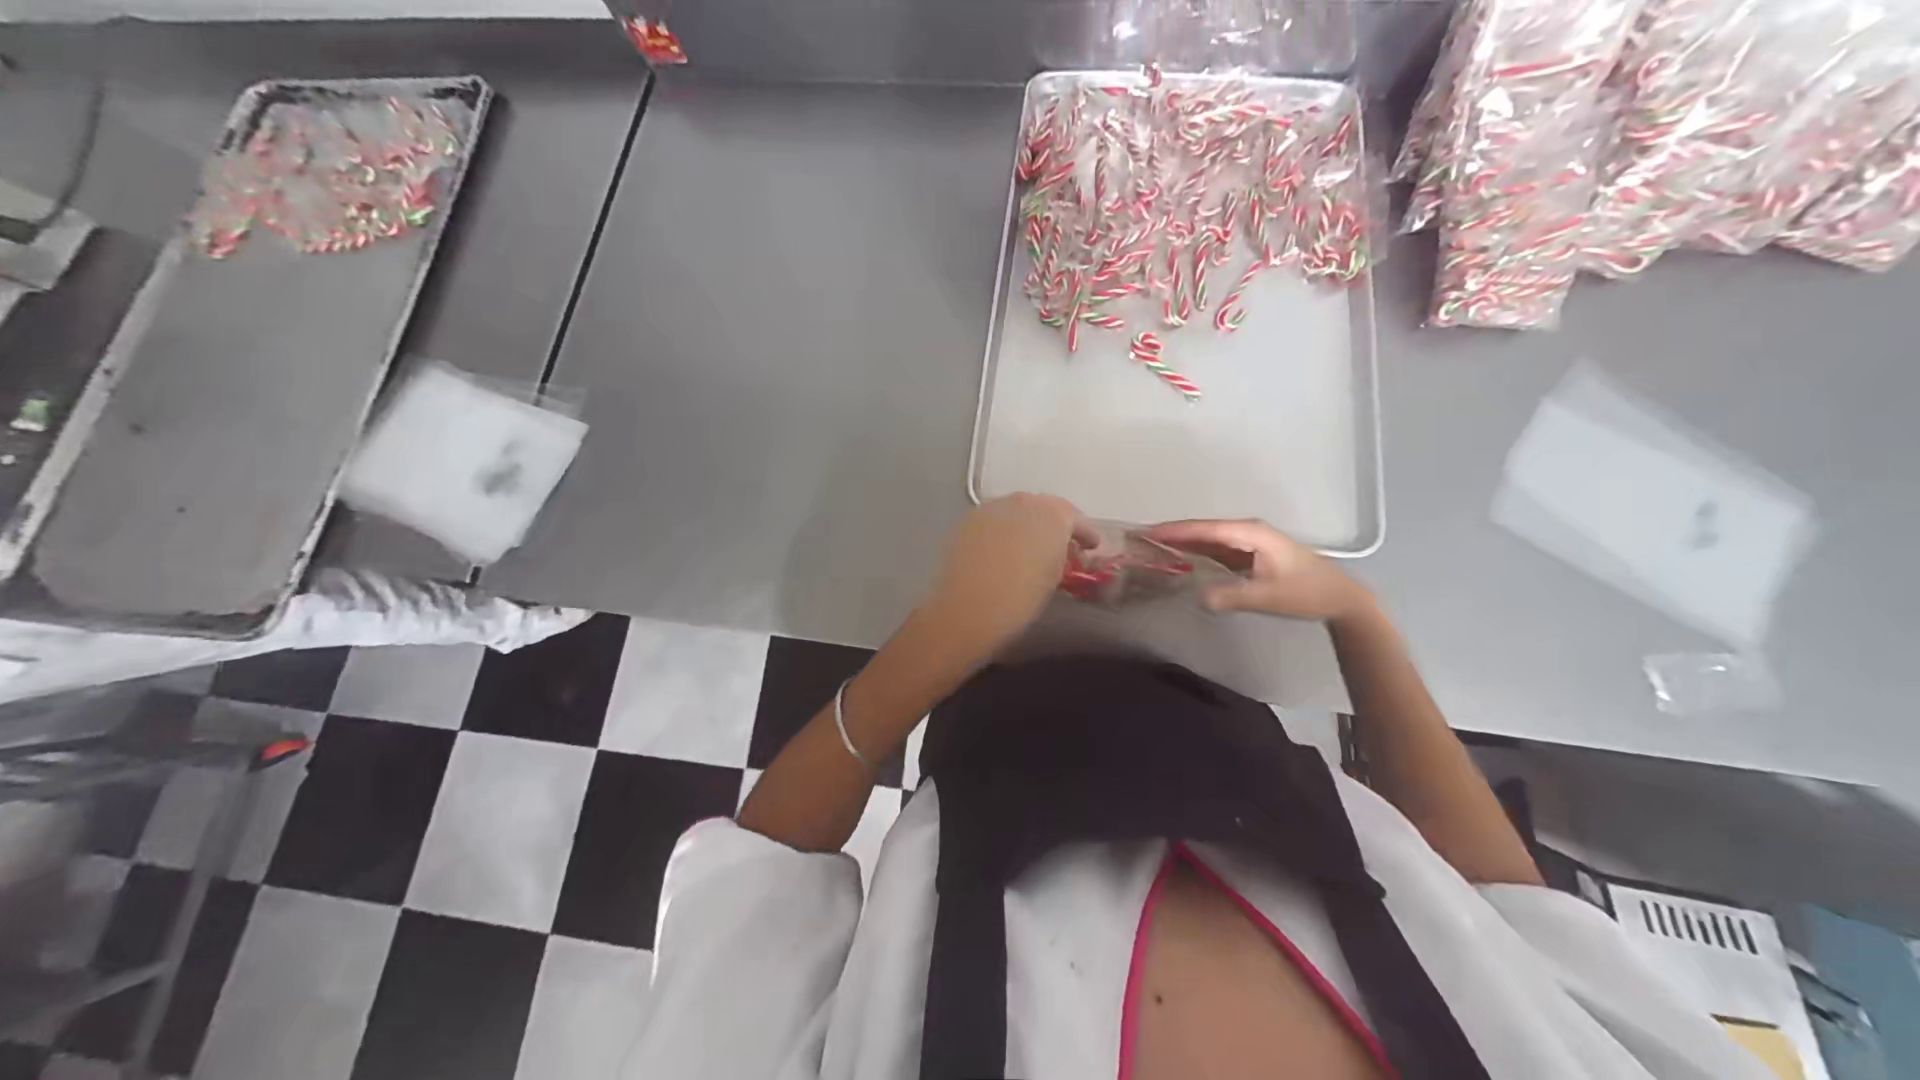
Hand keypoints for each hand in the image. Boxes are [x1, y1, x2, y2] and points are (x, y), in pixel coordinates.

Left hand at [922, 493, 1094, 657]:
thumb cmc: (1021, 598)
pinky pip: (995, 521)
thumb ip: (1062, 555)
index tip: (1091, 546)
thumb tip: (1060, 551)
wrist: (968, 608)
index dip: (1085, 533)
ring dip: (1027, 525)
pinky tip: (1003, 550)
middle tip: (1061, 546)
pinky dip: (1003, 531)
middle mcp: (1023, 501)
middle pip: (1045, 508)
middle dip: (1054, 525)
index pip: (1075, 518)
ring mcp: (992, 507)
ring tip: (1030, 547)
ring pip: (1017, 511)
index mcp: (1053, 514)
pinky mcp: (968, 520)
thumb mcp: (1054, 577)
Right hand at [1142, 518, 1372, 620]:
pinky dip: (1195, 553)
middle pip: (1201, 530)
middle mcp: (1246, 531)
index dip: (1172, 530)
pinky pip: (1216, 550)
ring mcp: (1249, 542)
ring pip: (1207, 539)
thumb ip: (1231, 596)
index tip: (1143, 532)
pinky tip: (1179, 560)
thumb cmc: (1307, 593)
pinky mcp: (1250, 554)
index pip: (1203, 529)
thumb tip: (1197, 596)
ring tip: (1151, 549)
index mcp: (1250, 533)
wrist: (1342, 599)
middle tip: (1138, 541)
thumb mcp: (1268, 597)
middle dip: (1170, 534)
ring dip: (1181, 543)